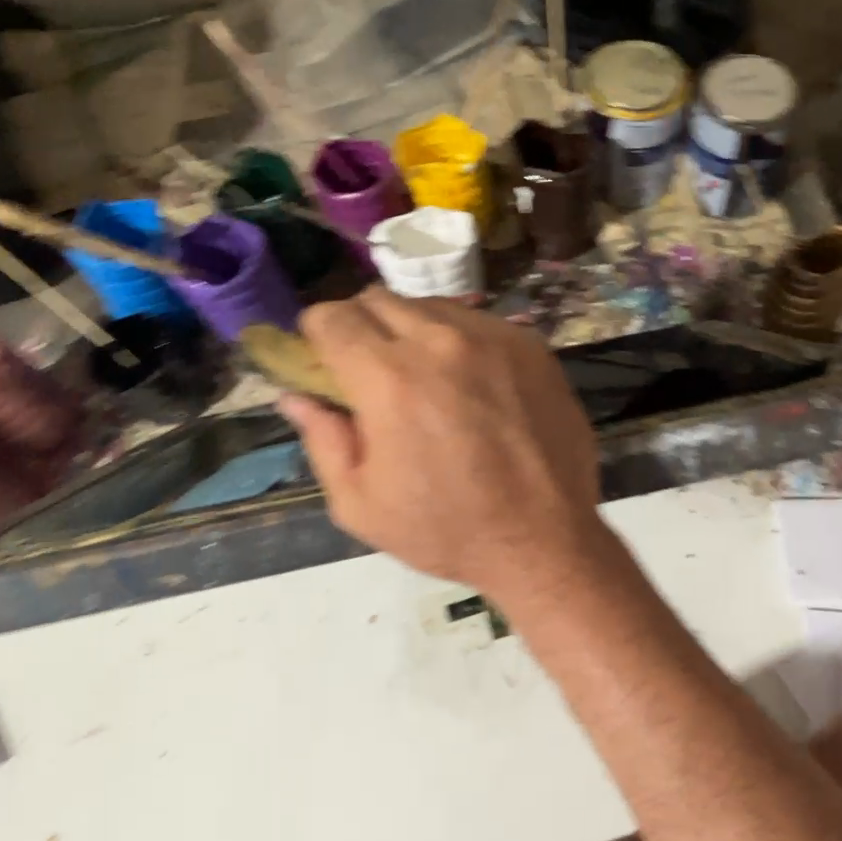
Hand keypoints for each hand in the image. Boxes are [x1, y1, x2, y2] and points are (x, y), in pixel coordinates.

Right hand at [278, 287, 609, 601]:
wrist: (545, 541)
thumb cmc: (448, 532)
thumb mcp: (362, 505)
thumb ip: (324, 440)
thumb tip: (296, 396)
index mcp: (389, 380)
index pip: (332, 317)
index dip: (317, 336)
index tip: (324, 361)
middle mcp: (441, 344)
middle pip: (378, 299)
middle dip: (362, 328)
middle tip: (371, 372)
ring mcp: (494, 340)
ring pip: (432, 307)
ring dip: (414, 332)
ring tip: (428, 381)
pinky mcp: (533, 348)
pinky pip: (480, 323)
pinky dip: (463, 343)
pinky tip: (473, 386)